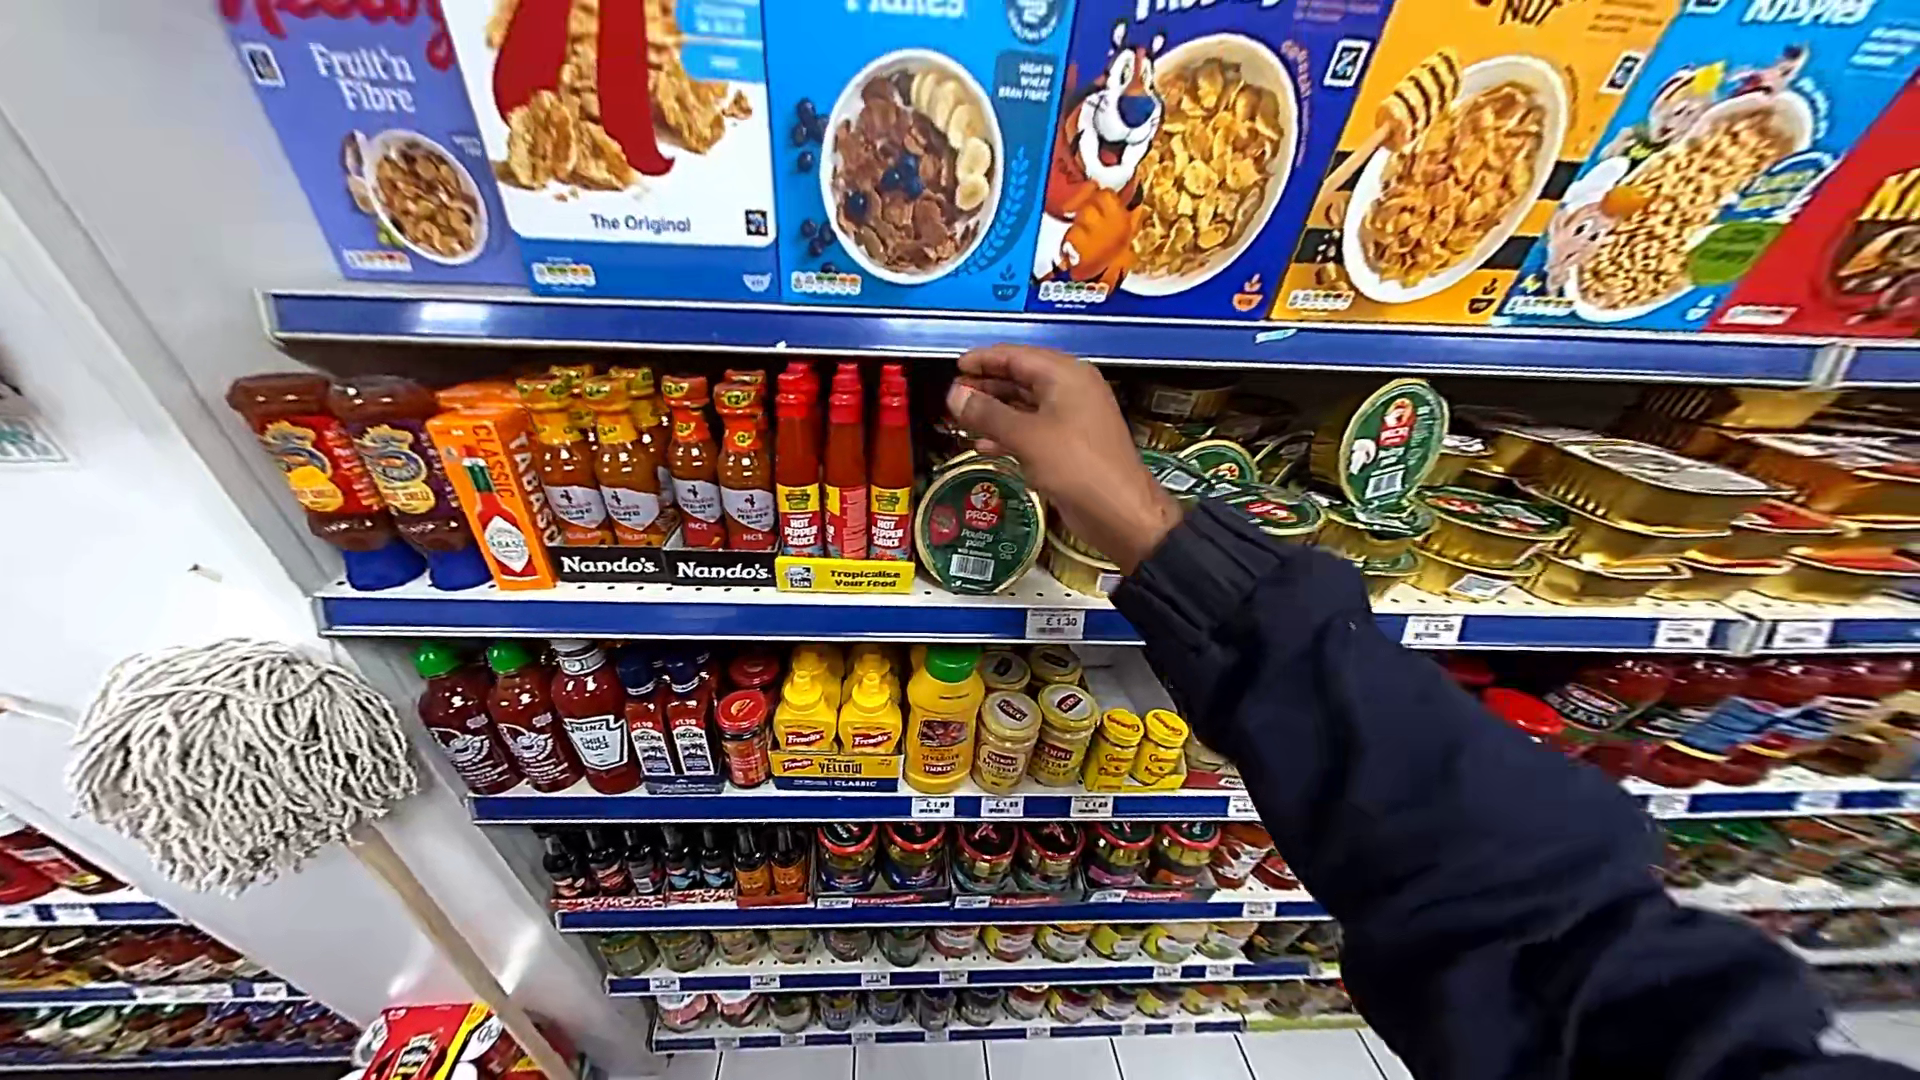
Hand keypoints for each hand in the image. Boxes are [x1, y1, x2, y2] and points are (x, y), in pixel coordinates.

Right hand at [945, 345, 1182, 574]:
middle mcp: (1071, 391)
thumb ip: (987, 413)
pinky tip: (985, 445)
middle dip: (986, 386)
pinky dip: (1008, 435)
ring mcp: (1072, 419)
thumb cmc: (1077, 467)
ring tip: (963, 419)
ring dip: (994, 412)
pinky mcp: (1069, 446)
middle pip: (1020, 378)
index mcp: (1066, 375)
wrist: (1118, 511)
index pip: (1017, 356)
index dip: (984, 360)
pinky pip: (1032, 431)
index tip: (957, 367)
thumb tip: (954, 396)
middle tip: (955, 395)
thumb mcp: (1025, 436)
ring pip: (1024, 406)